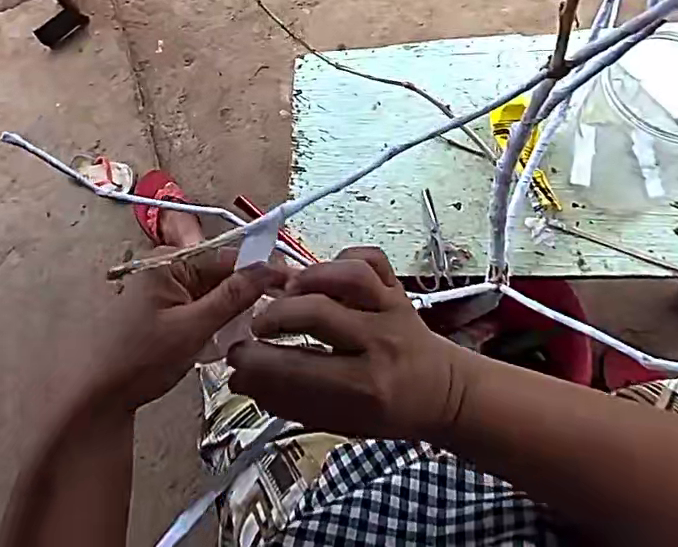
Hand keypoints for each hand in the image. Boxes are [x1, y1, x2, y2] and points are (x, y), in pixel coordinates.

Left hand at [84, 250, 287, 412]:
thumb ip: (231, 297)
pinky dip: (213, 322)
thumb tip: (266, 270)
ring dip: (229, 311)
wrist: (96, 399)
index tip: (287, 283)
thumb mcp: (192, 328)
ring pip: (211, 293)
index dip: (257, 270)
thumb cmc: (139, 360)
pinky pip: (199, 307)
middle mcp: (167, 268)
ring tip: (245, 332)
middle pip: (219, 274)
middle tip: (270, 315)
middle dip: (243, 295)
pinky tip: (221, 341)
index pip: (225, 257)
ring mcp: (164, 290)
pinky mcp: (163, 311)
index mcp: (170, 262)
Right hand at [226, 247, 480, 440]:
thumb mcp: (340, 421)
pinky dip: (344, 257)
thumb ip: (290, 401)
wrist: (442, 391)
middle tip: (256, 324)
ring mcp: (392, 308)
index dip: (260, 362)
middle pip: (319, 313)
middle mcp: (381, 342)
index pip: (300, 369)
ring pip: (348, 276)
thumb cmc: (387, 412)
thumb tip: (241, 379)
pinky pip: (371, 258)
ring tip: (286, 291)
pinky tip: (326, 274)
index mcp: (367, 388)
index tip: (235, 356)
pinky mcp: (397, 286)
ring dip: (308, 279)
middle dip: (276, 316)